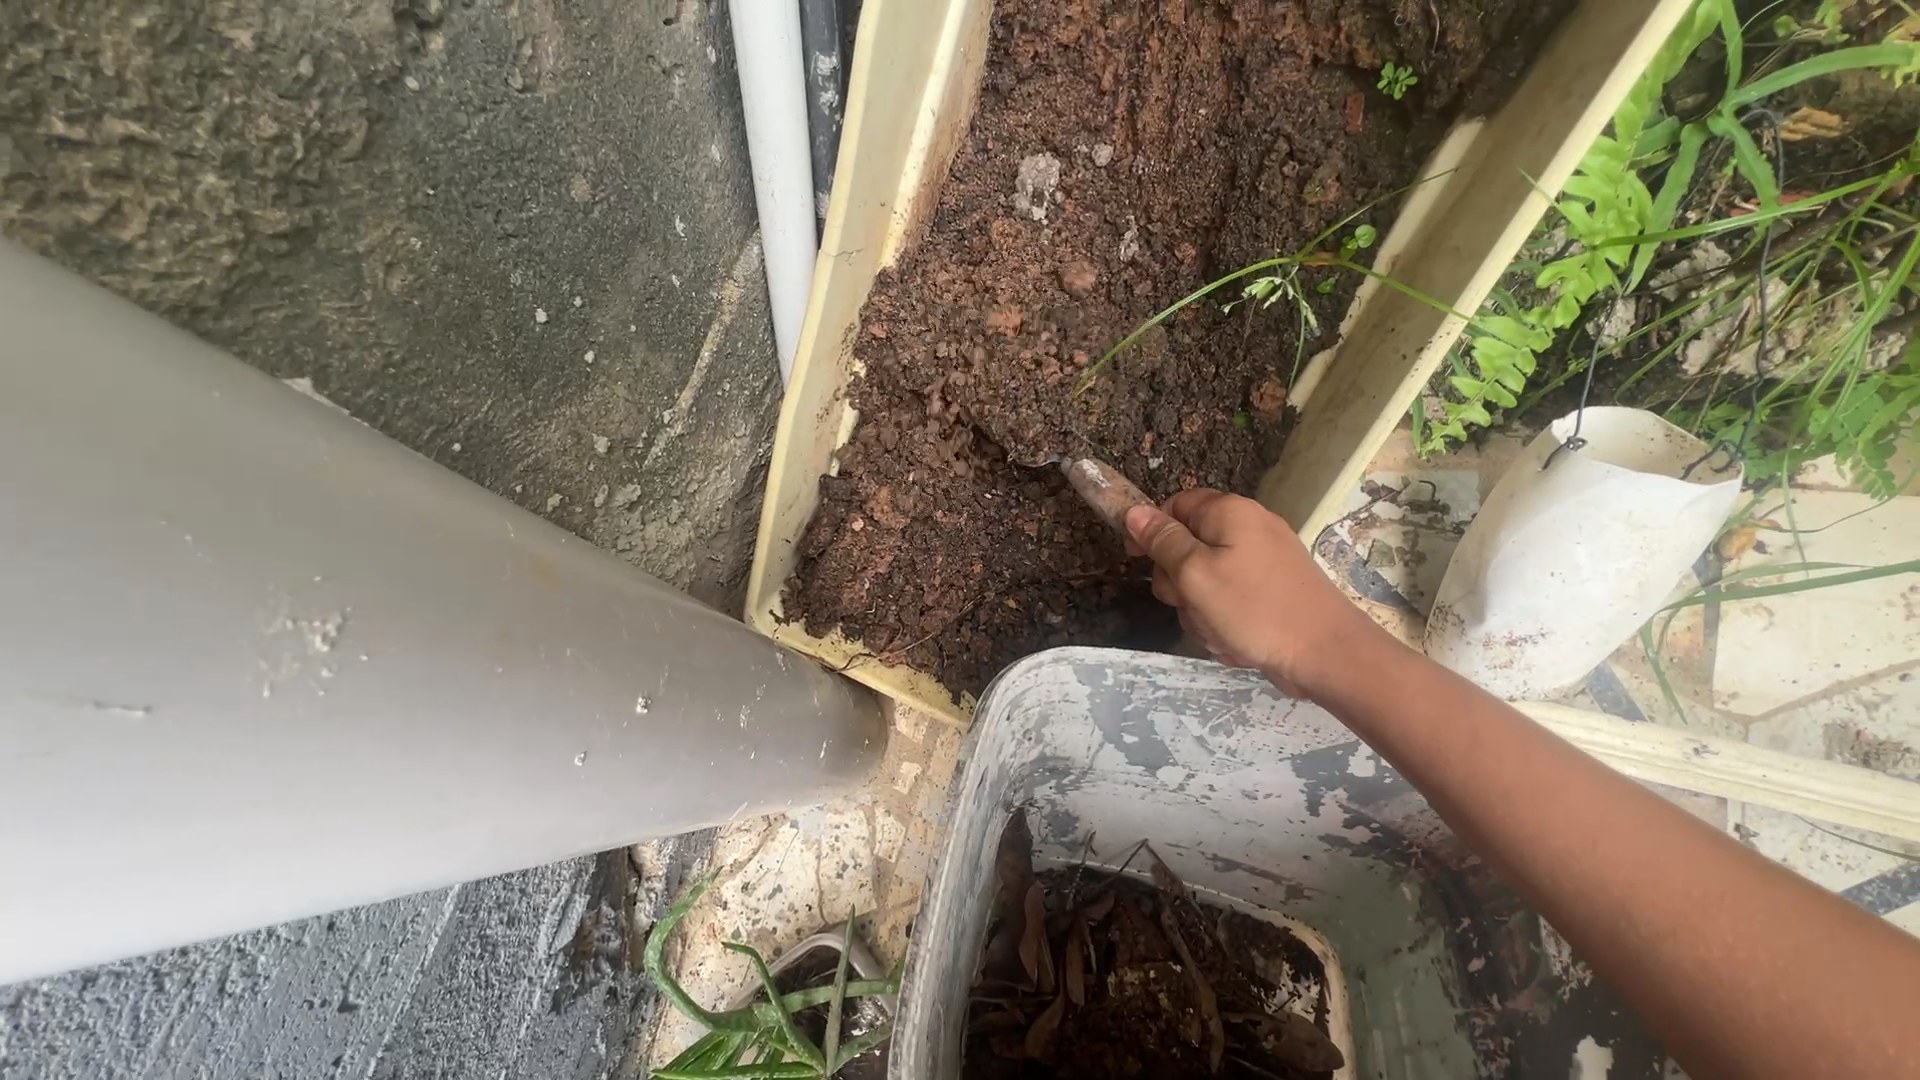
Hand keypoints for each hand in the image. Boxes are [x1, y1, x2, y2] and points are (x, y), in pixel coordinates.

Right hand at [1124, 490, 1375, 695]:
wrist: (1326, 654)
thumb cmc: (1254, 608)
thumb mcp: (1194, 573)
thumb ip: (1162, 541)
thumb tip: (1134, 511)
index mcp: (1229, 512)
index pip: (1174, 505)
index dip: (1151, 531)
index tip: (1136, 562)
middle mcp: (1248, 528)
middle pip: (1188, 546)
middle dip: (1179, 582)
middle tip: (1189, 603)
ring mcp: (1263, 561)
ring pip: (1205, 580)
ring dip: (1200, 610)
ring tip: (1217, 630)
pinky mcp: (1272, 591)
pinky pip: (1230, 600)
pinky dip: (1224, 621)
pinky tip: (1235, 641)